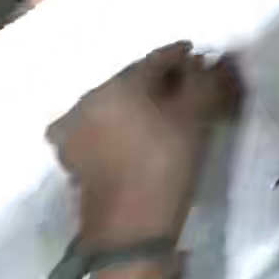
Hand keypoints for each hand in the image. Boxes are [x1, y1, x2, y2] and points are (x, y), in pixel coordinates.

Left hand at [48, 42, 239, 245]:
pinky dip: (126, 119)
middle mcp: (84, 102)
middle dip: (163, 78)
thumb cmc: (168, 157)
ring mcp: (71, 131)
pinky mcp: (70, 155)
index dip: (184, 55)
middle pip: (133, 79)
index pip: (155, 59)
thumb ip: (205, 76)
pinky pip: (104, 123)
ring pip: (117, 102)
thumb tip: (209, 58)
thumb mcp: (198, 110)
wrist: (132, 222)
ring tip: (172, 106)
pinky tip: (148, 127)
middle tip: (191, 82)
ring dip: (144, 99)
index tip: (205, 56)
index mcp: (113, 87)